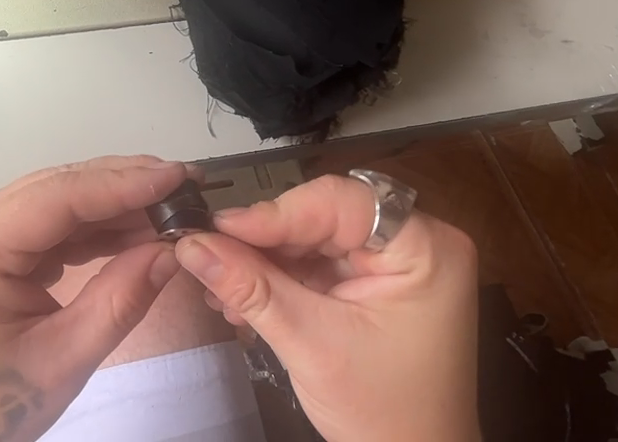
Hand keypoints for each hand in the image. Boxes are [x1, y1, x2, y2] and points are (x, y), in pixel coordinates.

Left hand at [0, 156, 187, 441]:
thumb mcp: (60, 362)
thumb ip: (118, 303)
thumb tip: (173, 252)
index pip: (58, 197)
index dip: (121, 183)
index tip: (177, 176)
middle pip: (60, 187)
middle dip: (126, 184)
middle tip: (187, 184)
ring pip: (60, 197)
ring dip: (116, 201)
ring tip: (172, 205)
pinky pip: (52, 219)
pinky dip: (96, 223)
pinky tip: (137, 226)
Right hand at [174, 175, 480, 441]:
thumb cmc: (386, 415)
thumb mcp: (314, 348)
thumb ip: (252, 288)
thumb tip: (192, 244)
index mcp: (425, 248)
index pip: (340, 202)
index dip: (277, 212)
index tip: (222, 227)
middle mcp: (414, 240)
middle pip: (320, 216)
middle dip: (263, 241)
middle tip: (209, 252)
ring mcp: (391, 258)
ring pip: (309, 235)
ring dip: (261, 259)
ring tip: (218, 282)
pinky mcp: (370, 276)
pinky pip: (314, 258)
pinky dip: (276, 275)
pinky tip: (240, 293)